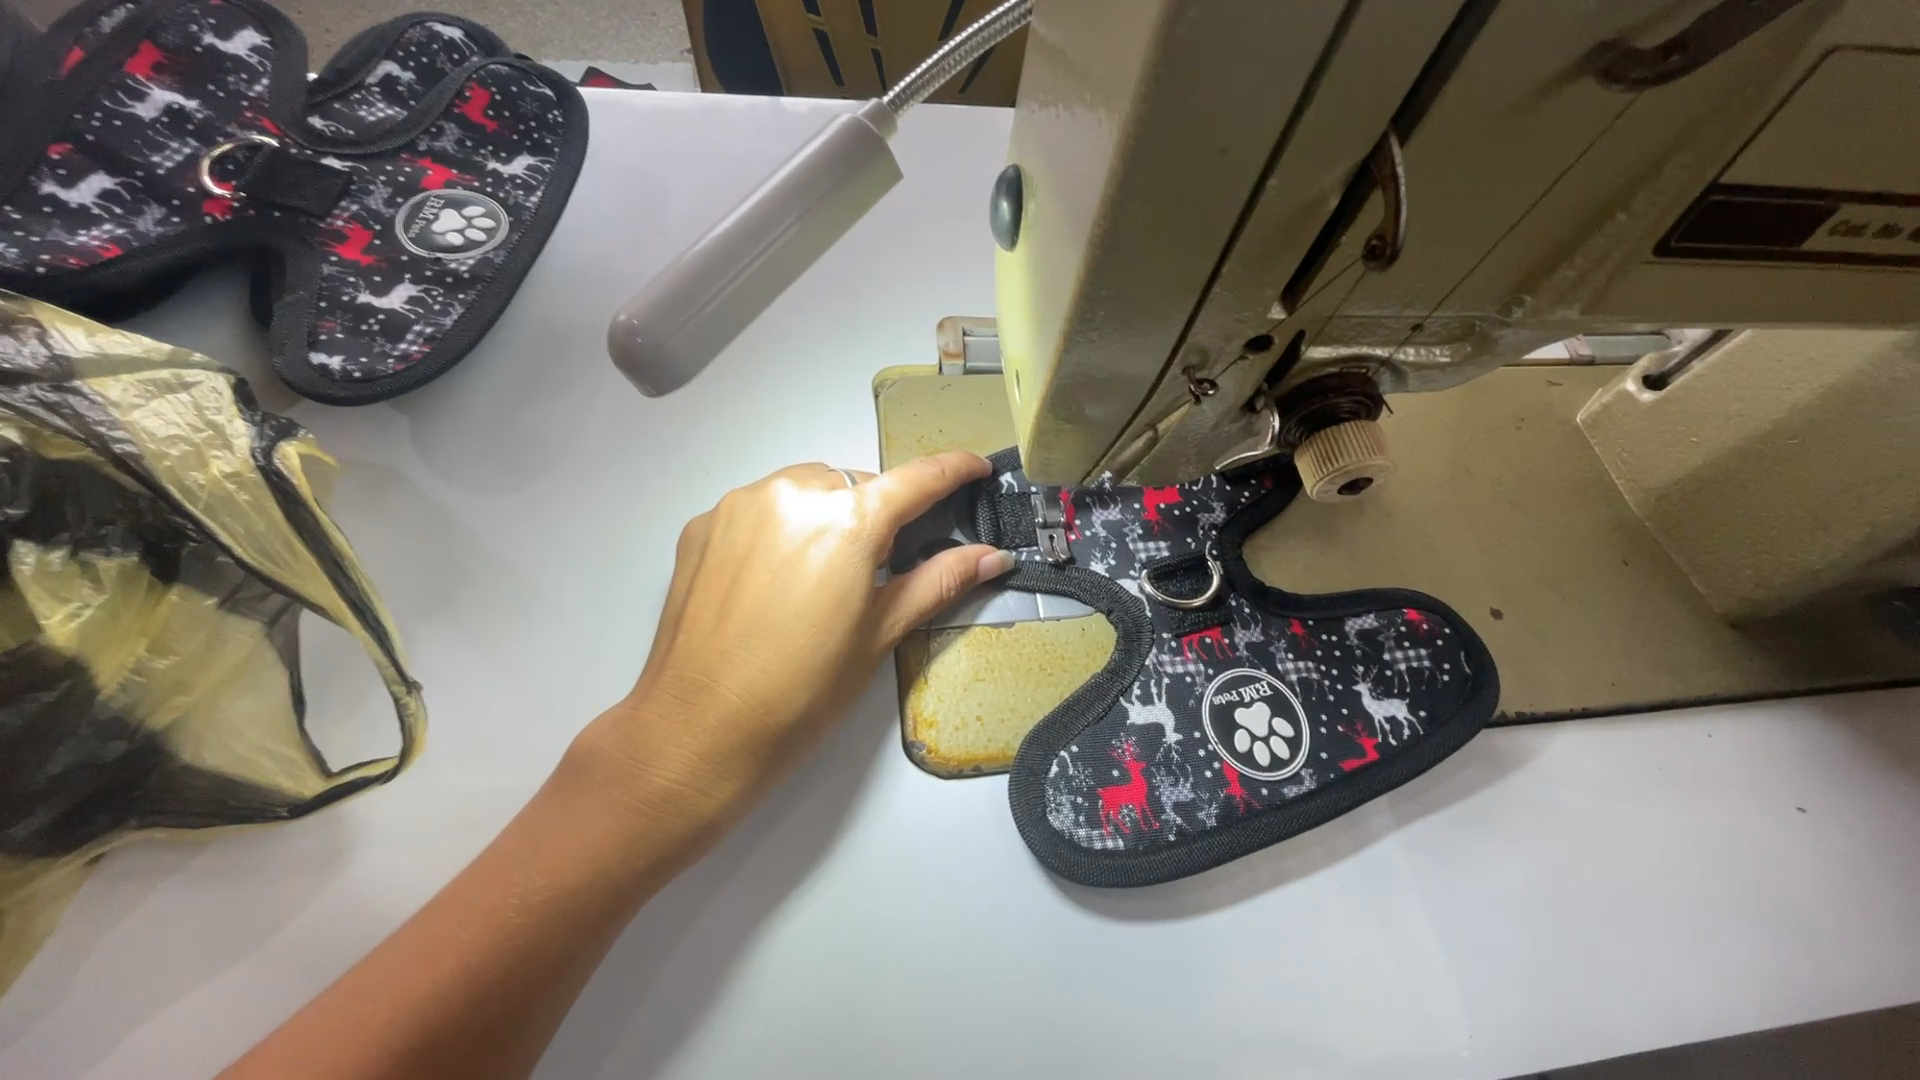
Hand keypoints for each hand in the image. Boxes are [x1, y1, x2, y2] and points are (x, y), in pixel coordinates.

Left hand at [569, 451, 1010, 857]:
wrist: (698, 729)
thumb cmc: (802, 691)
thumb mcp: (880, 634)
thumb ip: (938, 581)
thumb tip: (992, 556)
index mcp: (846, 520)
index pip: (916, 479)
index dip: (954, 470)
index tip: (976, 468)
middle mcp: (791, 493)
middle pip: (855, 483)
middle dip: (876, 512)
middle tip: (879, 564)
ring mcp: (739, 505)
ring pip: (805, 488)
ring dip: (826, 514)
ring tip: (821, 575)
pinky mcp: (702, 525)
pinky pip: (760, 508)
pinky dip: (781, 528)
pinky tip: (774, 580)